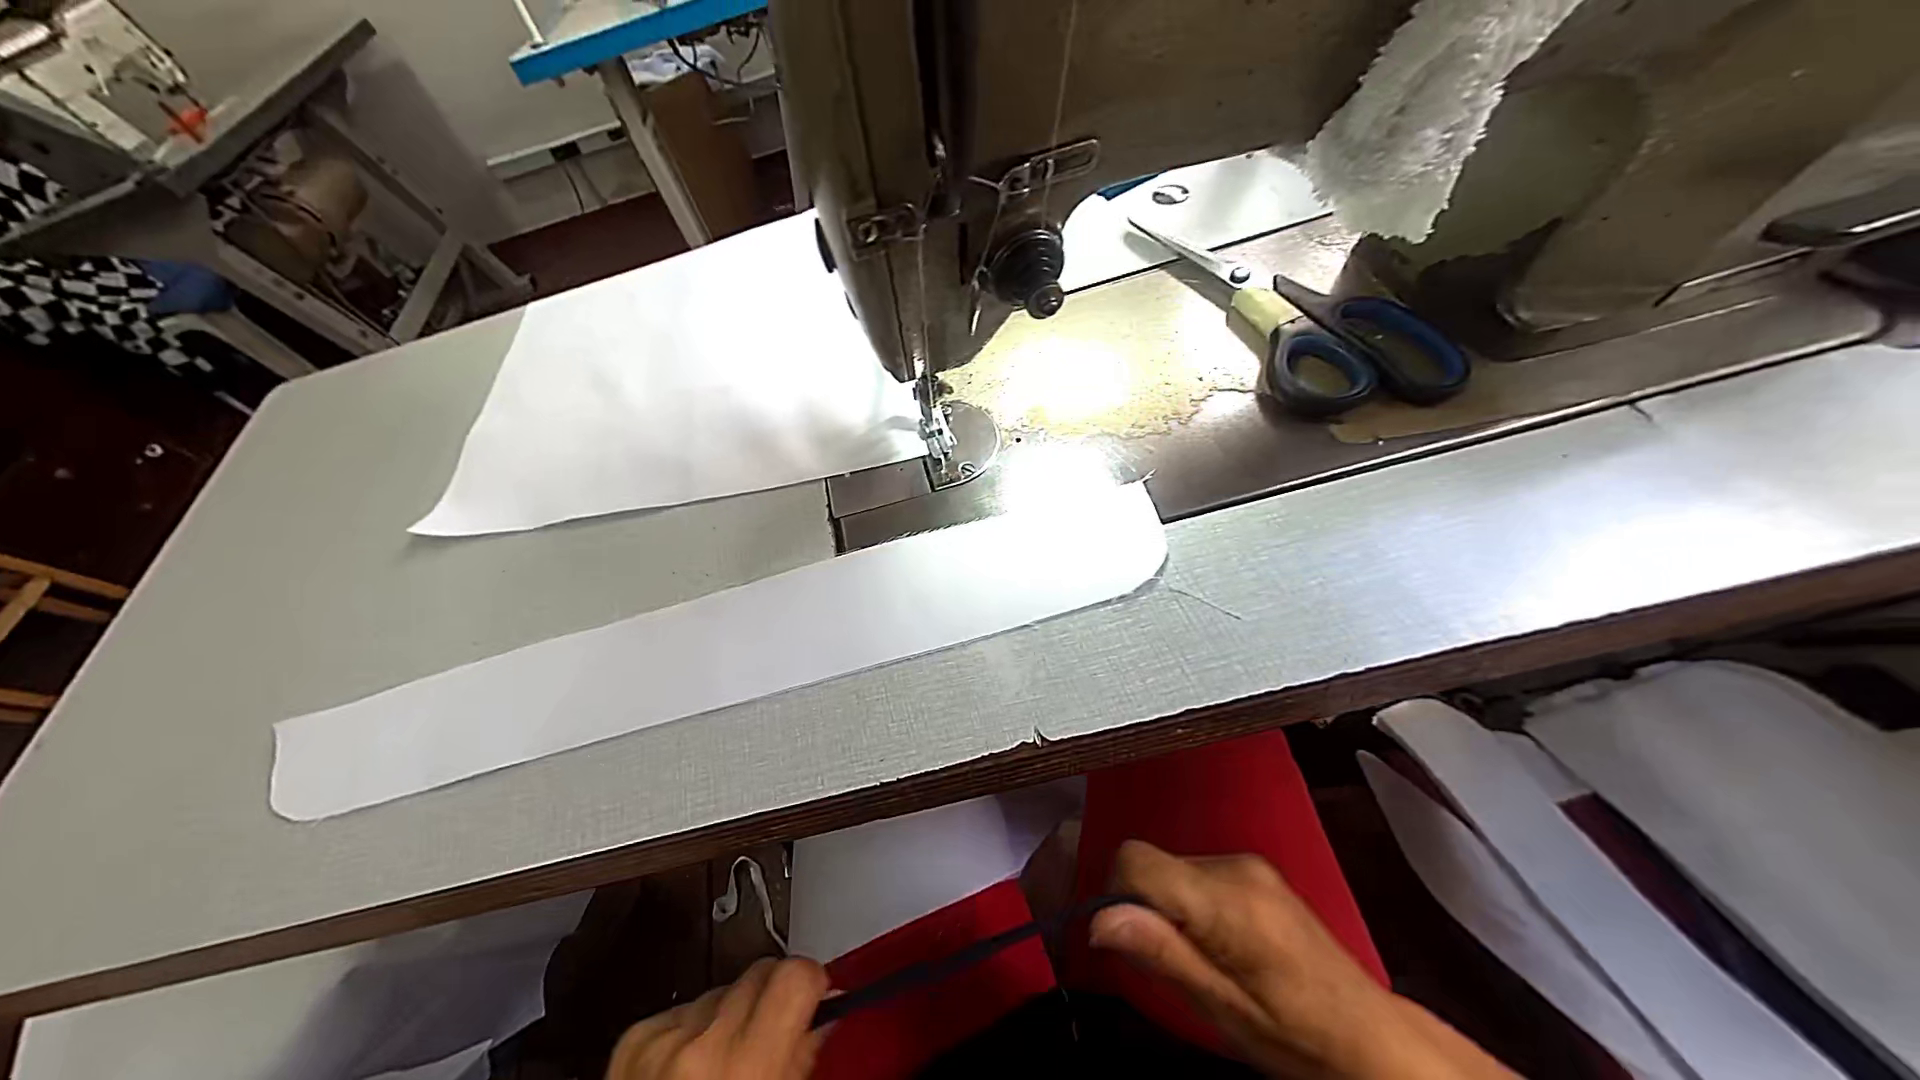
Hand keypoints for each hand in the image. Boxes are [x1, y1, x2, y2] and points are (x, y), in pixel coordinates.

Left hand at [606, 957, 829, 1079]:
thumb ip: (803, 1064)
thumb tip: (824, 1016)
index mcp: (746, 1070)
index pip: (794, 976)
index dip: (810, 984)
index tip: (813, 1002)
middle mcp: (700, 1047)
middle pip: (760, 972)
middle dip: (773, 998)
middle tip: (773, 1038)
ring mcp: (661, 1041)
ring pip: (722, 990)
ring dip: (731, 1017)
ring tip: (723, 1069)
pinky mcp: (631, 1043)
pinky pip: (683, 1009)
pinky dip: (692, 1031)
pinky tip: (688, 1075)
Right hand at [1090, 841, 1514, 1079]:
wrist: (1372, 1037)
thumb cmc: (1298, 1037)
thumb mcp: (1223, 1009)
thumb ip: (1161, 954)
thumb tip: (1098, 918)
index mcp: (1228, 901)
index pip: (1137, 860)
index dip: (1115, 894)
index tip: (1127, 941)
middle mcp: (1235, 867)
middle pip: (1152, 863)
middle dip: (1142, 906)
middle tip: (1165, 962)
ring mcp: (1249, 864)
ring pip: (1172, 867)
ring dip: (1166, 905)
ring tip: (1197, 958)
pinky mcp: (1256, 870)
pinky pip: (1195, 871)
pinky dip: (1188, 900)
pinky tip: (1216, 942)